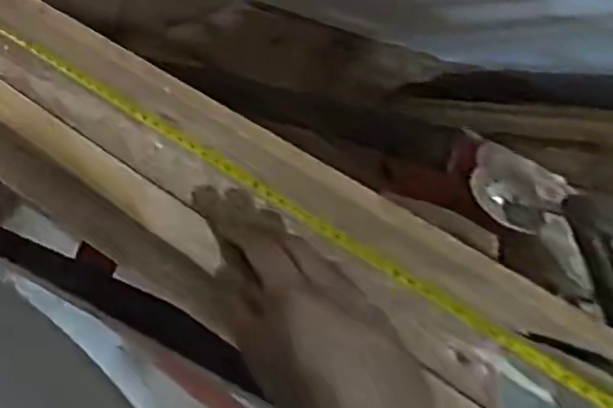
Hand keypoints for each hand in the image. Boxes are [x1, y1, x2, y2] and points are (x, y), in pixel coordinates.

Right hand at [195, 187, 431, 407]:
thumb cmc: (304, 390)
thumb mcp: (256, 350)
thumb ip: (242, 307)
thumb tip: (234, 277)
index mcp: (293, 293)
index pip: (261, 243)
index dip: (237, 228)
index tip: (220, 222)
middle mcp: (332, 290)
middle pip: (297, 244)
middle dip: (269, 235)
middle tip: (247, 237)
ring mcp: (368, 309)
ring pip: (328, 264)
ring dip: (301, 256)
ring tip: (284, 264)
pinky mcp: (392, 332)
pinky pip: (353, 290)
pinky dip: (328, 281)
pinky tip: (323, 298)